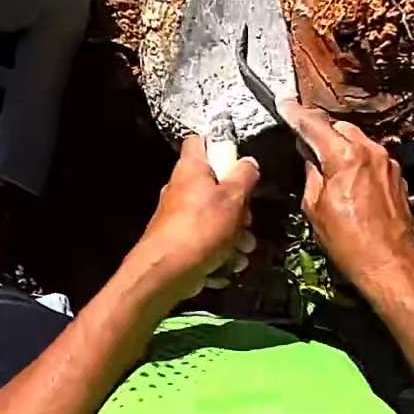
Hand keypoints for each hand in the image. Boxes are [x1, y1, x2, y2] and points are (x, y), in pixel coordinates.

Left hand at [123, 135, 259, 302]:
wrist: (166, 272)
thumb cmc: (202, 228)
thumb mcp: (233, 197)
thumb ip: (244, 176)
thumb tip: (248, 163)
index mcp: (190, 169)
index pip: (199, 141)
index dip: (219, 145)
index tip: (237, 163)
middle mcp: (180, 188)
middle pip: (214, 184)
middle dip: (237, 203)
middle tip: (246, 218)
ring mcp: (177, 216)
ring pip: (213, 215)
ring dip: (234, 231)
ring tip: (244, 248)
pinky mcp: (178, 241)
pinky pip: (205, 238)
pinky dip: (220, 249)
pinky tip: (231, 263)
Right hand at [293, 107, 413, 293]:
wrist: (389, 261)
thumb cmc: (349, 241)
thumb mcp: (314, 207)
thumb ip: (311, 173)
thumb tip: (309, 155)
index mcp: (345, 157)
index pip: (314, 125)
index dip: (296, 113)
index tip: (284, 103)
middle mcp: (370, 152)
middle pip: (339, 127)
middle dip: (320, 131)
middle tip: (302, 141)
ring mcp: (387, 162)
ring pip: (357, 140)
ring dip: (339, 146)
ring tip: (325, 164)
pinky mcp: (396, 175)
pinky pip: (370, 157)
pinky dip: (356, 160)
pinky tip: (347, 178)